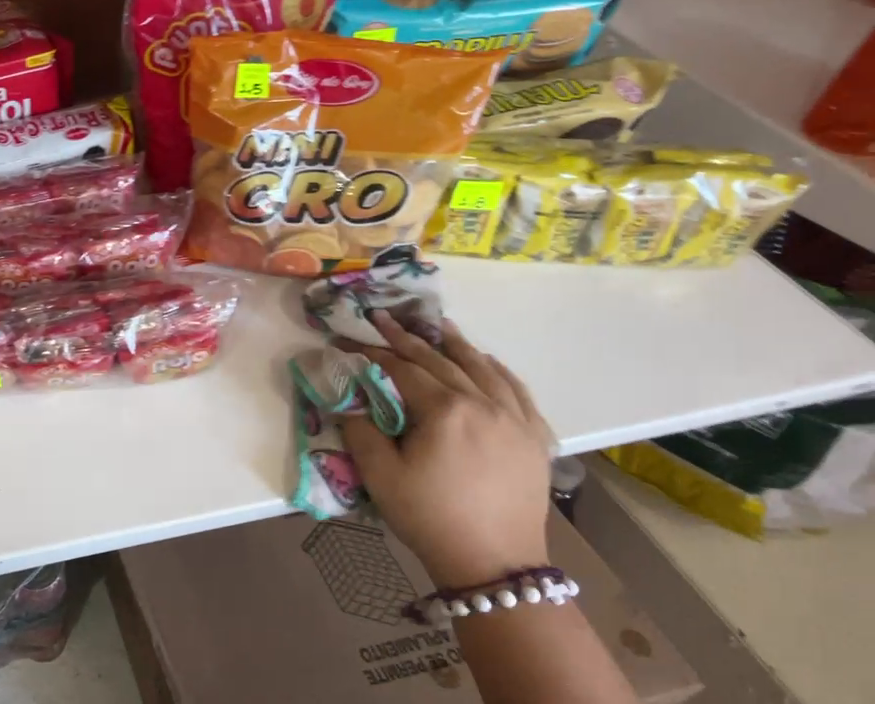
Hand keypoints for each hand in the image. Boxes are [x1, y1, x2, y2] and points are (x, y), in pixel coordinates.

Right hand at [339, 312, 553, 587]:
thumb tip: (348, 399)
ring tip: (439, 325)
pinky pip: (518, 392)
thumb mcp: (380, 474)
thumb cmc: (430, 517)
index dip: (372, 352)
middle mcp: (484, 405)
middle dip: (407, 338)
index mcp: (445, 411)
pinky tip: (487, 362)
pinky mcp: (534, 439)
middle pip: (441, 361)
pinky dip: (499, 371)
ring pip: (483, 369)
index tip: (349, 340)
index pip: (402, 369)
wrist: (494, 564)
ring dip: (457, 345)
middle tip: (384, 318)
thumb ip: (360, 429)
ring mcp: (515, 420)